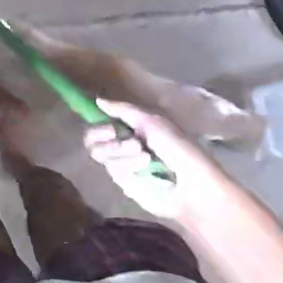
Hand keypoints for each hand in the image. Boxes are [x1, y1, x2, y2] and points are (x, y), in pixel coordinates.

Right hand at [84, 99, 231, 219]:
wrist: (191, 183)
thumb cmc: (177, 146)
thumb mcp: (152, 121)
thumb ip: (123, 110)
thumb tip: (97, 99)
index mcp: (131, 125)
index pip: (100, 121)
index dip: (98, 123)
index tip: (110, 128)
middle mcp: (122, 142)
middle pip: (91, 139)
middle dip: (105, 138)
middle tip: (122, 140)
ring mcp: (121, 163)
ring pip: (98, 153)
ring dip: (120, 151)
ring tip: (143, 154)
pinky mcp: (123, 182)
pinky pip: (111, 168)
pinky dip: (127, 164)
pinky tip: (145, 167)